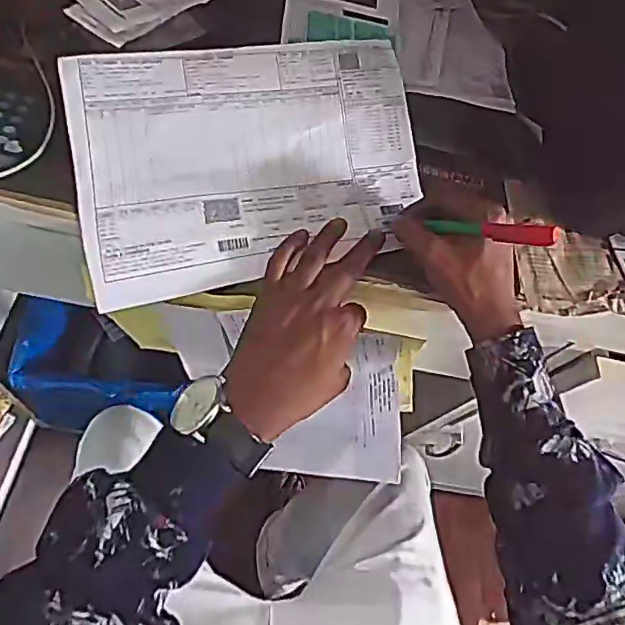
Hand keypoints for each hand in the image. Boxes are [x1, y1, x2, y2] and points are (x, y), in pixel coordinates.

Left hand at [222, 219, 382, 442]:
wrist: (251, 399)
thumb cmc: (292, 395)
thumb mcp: (335, 380)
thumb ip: (343, 351)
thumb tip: (341, 340)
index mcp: (339, 327)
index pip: (358, 309)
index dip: (357, 314)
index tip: (353, 319)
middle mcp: (317, 305)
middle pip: (347, 268)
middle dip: (364, 249)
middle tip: (373, 236)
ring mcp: (291, 296)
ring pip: (315, 256)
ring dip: (330, 237)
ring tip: (339, 225)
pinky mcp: (269, 295)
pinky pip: (281, 261)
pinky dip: (291, 246)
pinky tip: (301, 236)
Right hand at [394, 192, 523, 342]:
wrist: (491, 319)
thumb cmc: (471, 290)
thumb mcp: (433, 256)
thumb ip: (412, 233)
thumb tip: (399, 222)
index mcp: (486, 214)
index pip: (444, 196)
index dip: (418, 208)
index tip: (404, 219)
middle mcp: (495, 218)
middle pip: (451, 207)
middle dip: (426, 220)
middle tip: (408, 230)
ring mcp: (495, 232)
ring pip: (455, 221)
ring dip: (434, 230)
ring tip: (418, 243)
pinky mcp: (492, 246)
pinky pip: (463, 234)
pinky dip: (446, 240)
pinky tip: (433, 253)